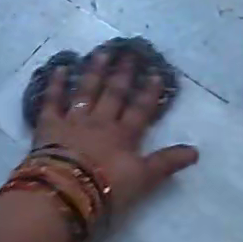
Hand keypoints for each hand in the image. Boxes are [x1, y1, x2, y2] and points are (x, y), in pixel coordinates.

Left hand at [31, 50, 197, 216]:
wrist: (64, 189)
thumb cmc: (105, 187)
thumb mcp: (142, 179)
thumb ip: (166, 163)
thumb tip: (195, 151)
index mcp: (123, 135)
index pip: (140, 110)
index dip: (149, 93)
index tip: (156, 73)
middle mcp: (99, 122)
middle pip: (114, 94)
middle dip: (124, 74)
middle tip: (130, 53)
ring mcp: (73, 120)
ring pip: (86, 91)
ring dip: (94, 72)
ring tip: (101, 52)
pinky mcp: (48, 124)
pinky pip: (51, 100)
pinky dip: (56, 83)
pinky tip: (60, 68)